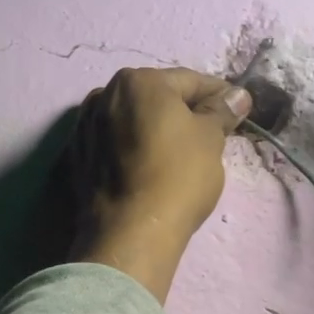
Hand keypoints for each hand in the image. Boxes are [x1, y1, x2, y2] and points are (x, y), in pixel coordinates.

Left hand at [64, 67, 251, 300]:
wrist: (129, 232)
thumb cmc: (177, 176)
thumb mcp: (210, 139)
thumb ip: (220, 111)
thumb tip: (236, 96)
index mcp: (138, 81)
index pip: (189, 81)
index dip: (218, 94)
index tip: (236, 109)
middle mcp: (104, 93)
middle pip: (156, 97)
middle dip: (182, 110)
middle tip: (210, 132)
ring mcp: (85, 125)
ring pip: (132, 119)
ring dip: (154, 128)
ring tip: (178, 152)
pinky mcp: (77, 156)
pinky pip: (114, 142)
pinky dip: (131, 148)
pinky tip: (148, 167)